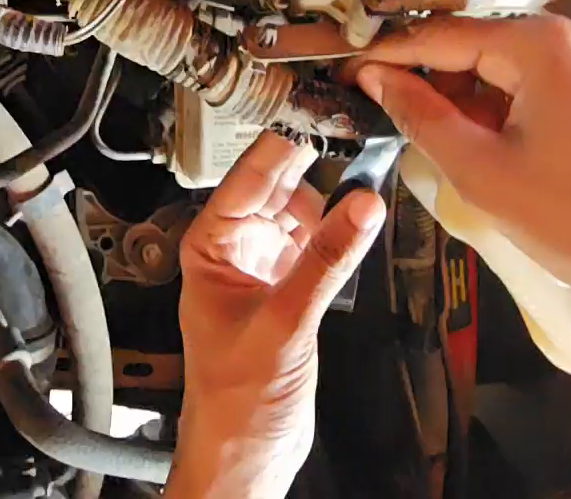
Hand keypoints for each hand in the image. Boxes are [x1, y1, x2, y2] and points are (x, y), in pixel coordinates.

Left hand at [166, 131, 385, 498]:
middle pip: (272, 186)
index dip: (279, 145)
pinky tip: (353, 217)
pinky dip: (332, 228)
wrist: (246, 456)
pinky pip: (311, 239)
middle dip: (307, 161)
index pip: (246, 179)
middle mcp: (232, 246)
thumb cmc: (238, 399)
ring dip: (324, 196)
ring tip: (359, 175)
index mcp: (209, 245)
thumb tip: (361, 205)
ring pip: (295, 209)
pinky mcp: (286, 282)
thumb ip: (326, 261)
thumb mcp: (285, 323)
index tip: (313, 114)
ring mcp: (260, 262)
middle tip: (345, 128)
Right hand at [354, 15, 570, 332]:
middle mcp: (567, 39)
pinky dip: (495, 108)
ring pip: (498, 68)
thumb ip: (420, 115)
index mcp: (538, 45)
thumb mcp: (481, 171)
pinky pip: (529, 85)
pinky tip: (478, 141)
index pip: (439, 36)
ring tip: (429, 135)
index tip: (346, 70)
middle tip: (380, 109)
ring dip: (460, 97)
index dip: (386, 55)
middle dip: (425, 78)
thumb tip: (376, 77)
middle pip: (470, 47)